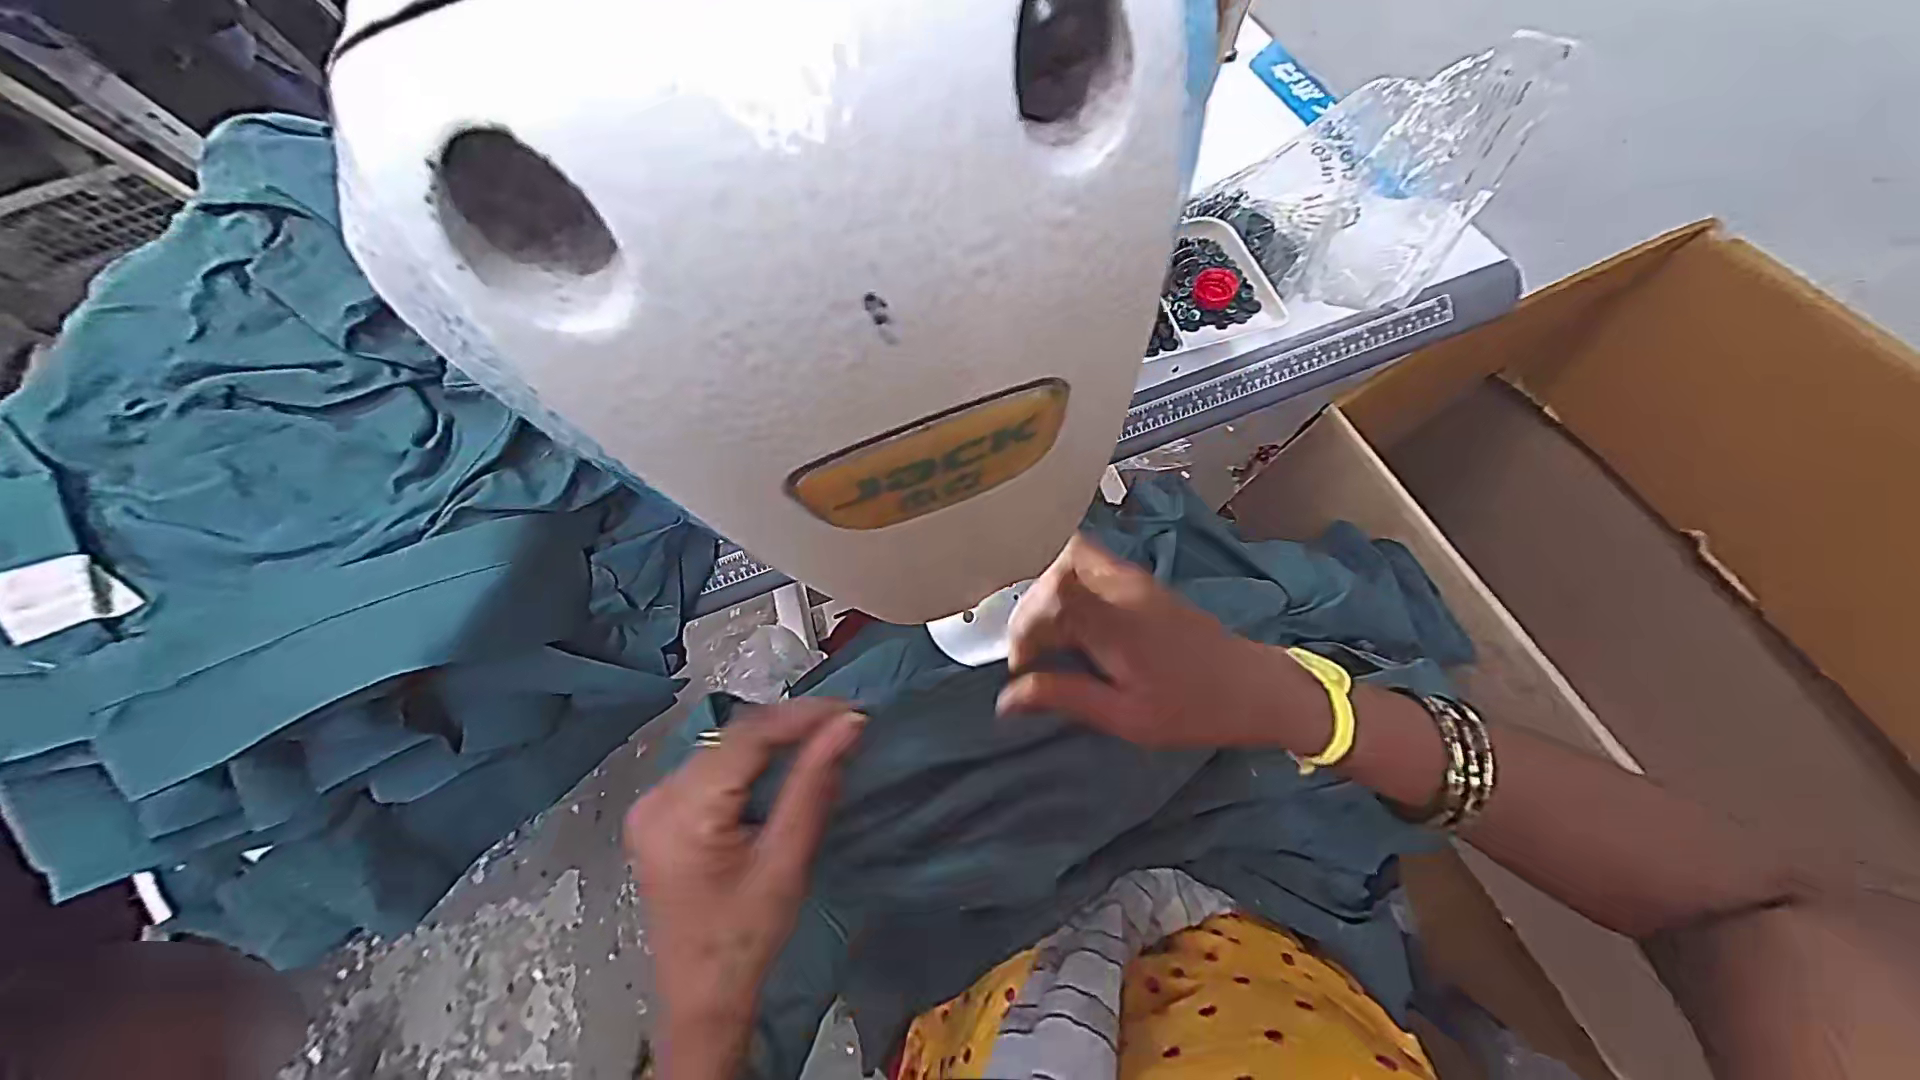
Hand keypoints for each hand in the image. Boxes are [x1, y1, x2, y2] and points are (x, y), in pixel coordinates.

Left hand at [624, 699, 865, 1079]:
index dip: (801, 715)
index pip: (747, 737)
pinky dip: (756, 756)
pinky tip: (787, 756)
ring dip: (776, 737)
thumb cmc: (745, 938)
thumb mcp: (787, 860)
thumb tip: (848, 725)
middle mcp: (657, 799)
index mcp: (681, 814)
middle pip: (733, 736)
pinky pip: (716, 762)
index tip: (848, 709)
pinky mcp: (662, 810)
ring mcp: (653, 803)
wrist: (703, 997)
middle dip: (792, 724)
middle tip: (842, 722)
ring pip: (726, 744)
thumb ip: (815, 783)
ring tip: (823, 734)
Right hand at [997, 534, 1325, 749]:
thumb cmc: (1191, 709)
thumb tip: (1007, 698)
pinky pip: (1090, 562)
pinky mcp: (1141, 579)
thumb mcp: (1125, 718)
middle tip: (1032, 651)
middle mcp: (1124, 589)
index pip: (1052, 597)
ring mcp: (1134, 578)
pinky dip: (1067, 582)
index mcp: (1118, 624)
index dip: (1024, 627)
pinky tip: (1070, 618)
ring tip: (1048, 633)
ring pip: (1072, 556)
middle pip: (1057, 568)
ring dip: (1048, 590)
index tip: (1024, 666)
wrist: (1253, 686)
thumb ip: (1065, 697)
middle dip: (1031, 608)